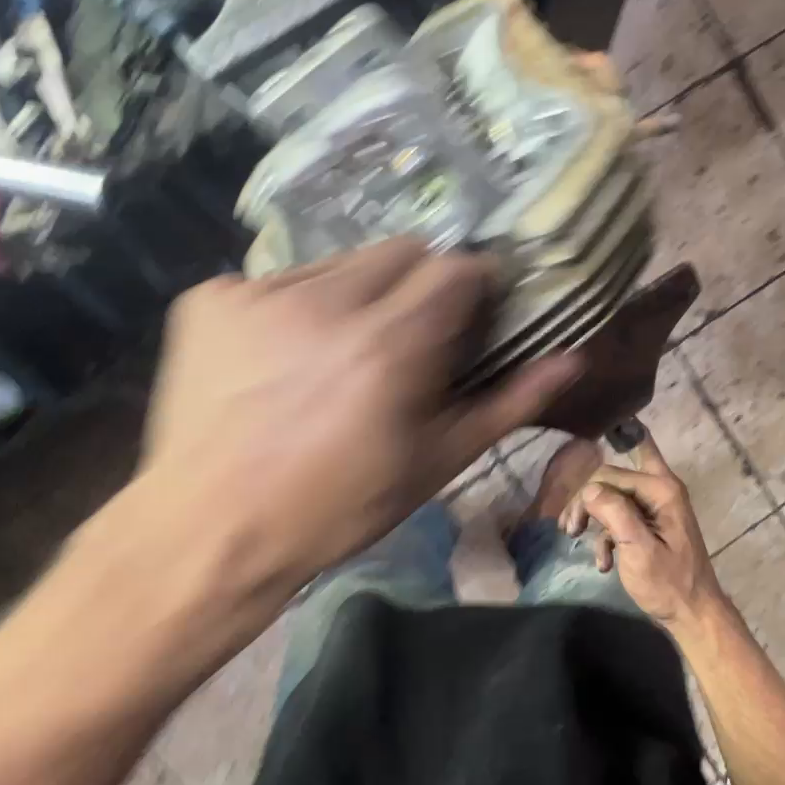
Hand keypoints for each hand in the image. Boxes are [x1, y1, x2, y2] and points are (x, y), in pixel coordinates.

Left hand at [136, 238, 581, 598]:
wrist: (211, 531)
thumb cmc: (342, 505)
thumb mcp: (439, 460)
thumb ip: (510, 402)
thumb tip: (572, 359)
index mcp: (391, 345)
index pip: (457, 268)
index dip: (475, 284)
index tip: (473, 313)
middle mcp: (327, 303)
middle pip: (403, 252)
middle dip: (421, 285)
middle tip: (412, 338)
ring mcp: (261, 294)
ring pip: (341, 263)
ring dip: (360, 296)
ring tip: (345, 352)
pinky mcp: (212, 299)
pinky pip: (281, 281)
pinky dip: (299, 308)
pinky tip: (288, 359)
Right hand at [558, 431, 724, 626]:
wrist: (692, 613)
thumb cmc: (668, 583)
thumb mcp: (638, 549)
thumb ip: (615, 513)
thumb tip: (589, 489)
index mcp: (662, 489)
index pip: (611, 474)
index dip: (587, 494)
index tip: (573, 522)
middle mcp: (661, 489)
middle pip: (611, 478)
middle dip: (587, 501)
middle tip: (570, 529)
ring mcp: (656, 507)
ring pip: (612, 497)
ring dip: (593, 518)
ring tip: (575, 539)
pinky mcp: (650, 524)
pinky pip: (620, 518)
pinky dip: (607, 537)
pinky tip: (603, 564)